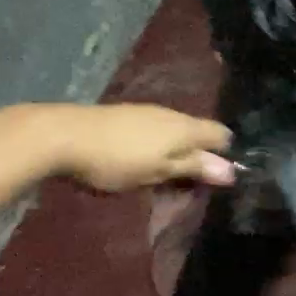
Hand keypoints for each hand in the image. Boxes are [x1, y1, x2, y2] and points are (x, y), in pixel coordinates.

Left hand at [47, 104, 233, 191]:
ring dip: (176, 150)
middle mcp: (171, 113)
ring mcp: (147, 111)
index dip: (225, 154)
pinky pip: (155, 130)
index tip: (216, 178)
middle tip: (191, 184)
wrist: (63, 135)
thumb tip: (232, 170)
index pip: (221, 134)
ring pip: (174, 131)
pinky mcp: (126, 115)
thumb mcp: (159, 170)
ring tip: (166, 175)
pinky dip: (157, 145)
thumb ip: (194, 167)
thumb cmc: (117, 159)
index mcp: (185, 127)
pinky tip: (142, 159)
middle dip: (199, 154)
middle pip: (197, 131)